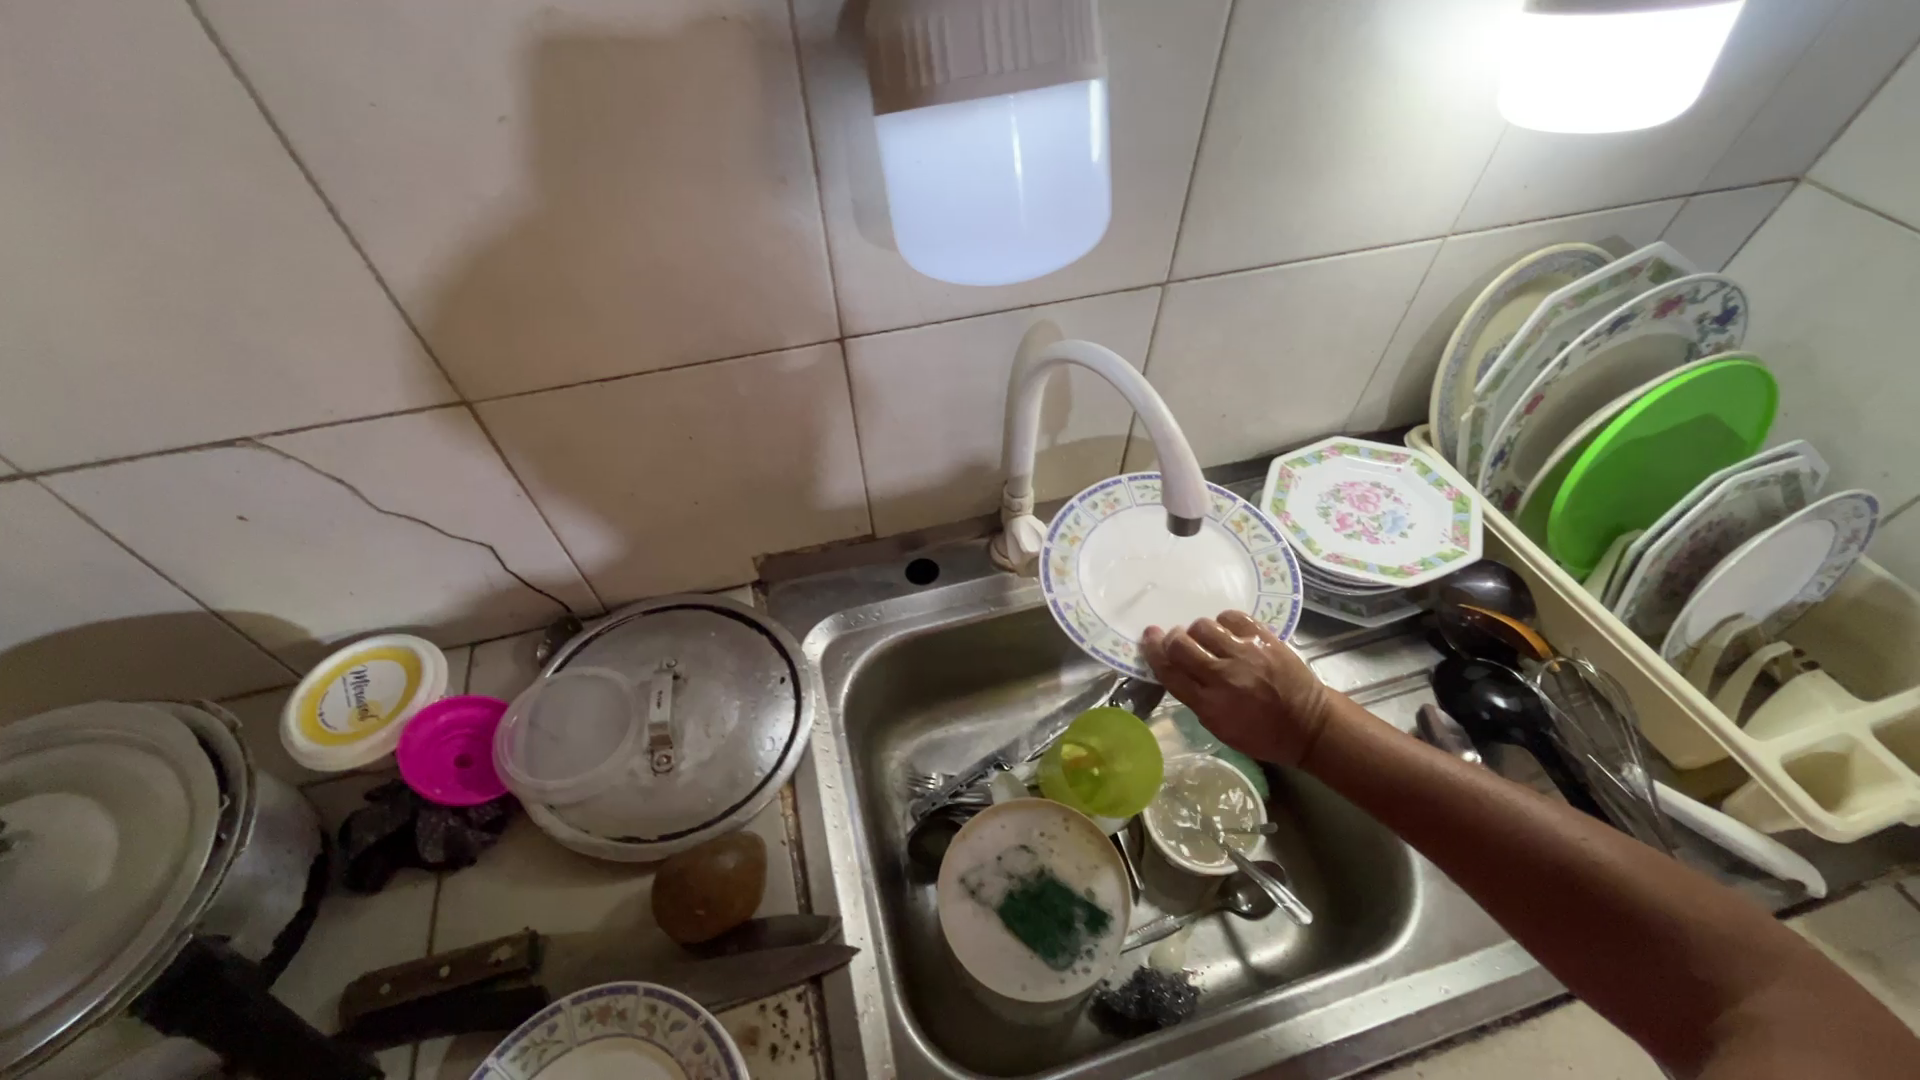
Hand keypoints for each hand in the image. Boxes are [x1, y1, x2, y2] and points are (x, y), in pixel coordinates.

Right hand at [1142, 612, 1333, 767]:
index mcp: (1209, 704)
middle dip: (1173, 638)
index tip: (1149, 637)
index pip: (1169, 671)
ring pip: (1203, 626)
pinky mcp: (1264, 639)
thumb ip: (1195, 697)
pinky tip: (1229, 632)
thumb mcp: (1219, 726)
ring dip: (1199, 631)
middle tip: (1178, 640)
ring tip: (1210, 639)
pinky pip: (1231, 617)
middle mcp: (1223, 677)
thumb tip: (1175, 668)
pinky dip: (1224, 622)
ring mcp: (1245, 654)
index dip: (1153, 651)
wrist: (1309, 725)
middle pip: (1181, 644)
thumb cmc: (1261, 733)